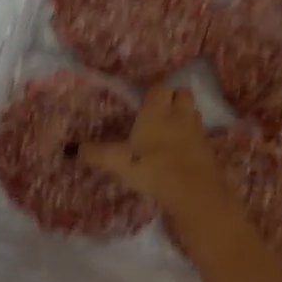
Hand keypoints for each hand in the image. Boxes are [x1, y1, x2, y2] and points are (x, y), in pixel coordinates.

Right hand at [80, 85, 227, 213]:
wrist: (193, 194)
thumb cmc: (152, 169)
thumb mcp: (117, 162)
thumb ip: (95, 154)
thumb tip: (73, 149)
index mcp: (156, 111)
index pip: (159, 88)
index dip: (152, 92)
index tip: (142, 102)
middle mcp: (179, 115)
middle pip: (182, 94)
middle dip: (172, 98)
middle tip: (157, 113)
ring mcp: (197, 132)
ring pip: (193, 113)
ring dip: (183, 116)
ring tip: (168, 130)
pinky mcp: (208, 150)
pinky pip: (199, 134)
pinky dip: (191, 138)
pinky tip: (179, 152)